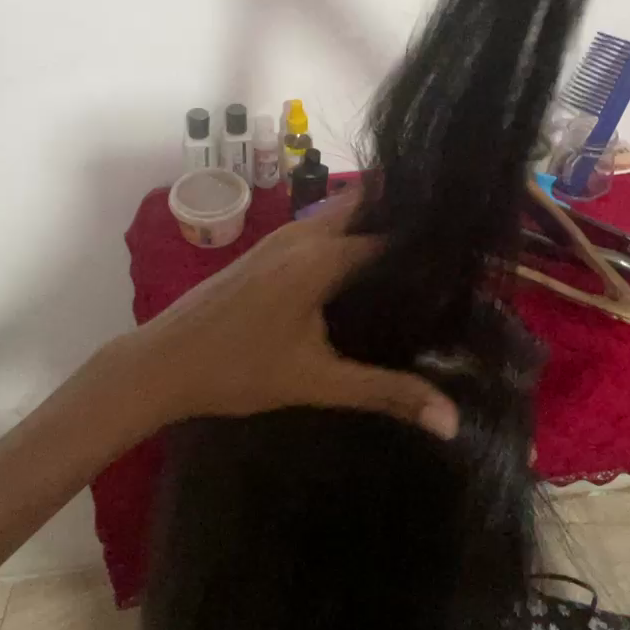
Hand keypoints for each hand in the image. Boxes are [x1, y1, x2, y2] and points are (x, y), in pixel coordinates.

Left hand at [94, 194, 459, 439]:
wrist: (161, 362)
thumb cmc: (237, 370)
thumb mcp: (317, 382)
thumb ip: (386, 393)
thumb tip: (452, 421)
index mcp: (320, 256)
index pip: (392, 232)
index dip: (429, 243)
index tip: (467, 258)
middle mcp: (302, 233)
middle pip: (366, 208)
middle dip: (404, 220)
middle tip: (446, 253)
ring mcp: (279, 238)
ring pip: (340, 216)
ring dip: (374, 227)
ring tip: (417, 260)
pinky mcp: (265, 251)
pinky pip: (320, 230)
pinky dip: (348, 239)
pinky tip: (363, 274)